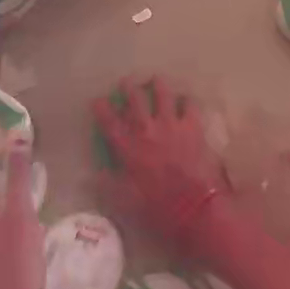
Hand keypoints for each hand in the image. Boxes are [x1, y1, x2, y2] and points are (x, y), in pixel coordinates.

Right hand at [92, 78, 228, 248]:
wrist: (194, 207)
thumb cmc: (157, 208)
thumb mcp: (125, 202)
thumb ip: (108, 185)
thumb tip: (94, 174)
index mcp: (128, 147)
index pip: (109, 122)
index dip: (102, 108)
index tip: (98, 100)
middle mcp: (147, 129)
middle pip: (135, 99)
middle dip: (130, 87)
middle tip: (127, 82)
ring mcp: (171, 124)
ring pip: (163, 94)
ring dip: (158, 85)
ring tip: (156, 79)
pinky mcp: (193, 126)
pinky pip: (190, 104)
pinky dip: (186, 99)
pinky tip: (185, 98)